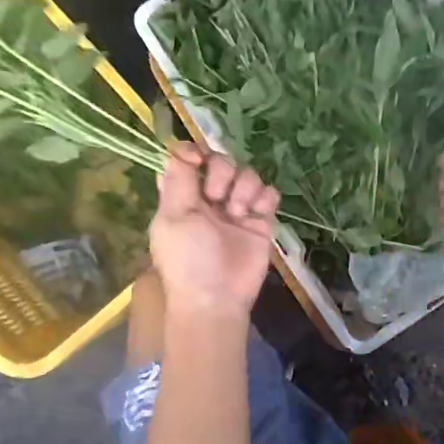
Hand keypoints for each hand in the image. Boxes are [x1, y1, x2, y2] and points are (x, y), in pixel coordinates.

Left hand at [150, 144, 279, 321]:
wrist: (217, 296)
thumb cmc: (188, 258)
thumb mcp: (174, 217)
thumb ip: (179, 178)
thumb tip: (182, 146)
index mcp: (183, 196)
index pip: (189, 159)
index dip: (195, 153)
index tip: (199, 160)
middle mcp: (210, 198)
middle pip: (222, 162)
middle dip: (222, 173)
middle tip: (217, 198)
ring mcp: (238, 209)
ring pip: (248, 174)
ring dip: (244, 188)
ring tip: (238, 213)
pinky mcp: (262, 221)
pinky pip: (270, 194)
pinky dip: (266, 198)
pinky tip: (256, 214)